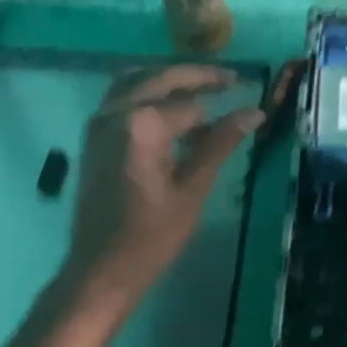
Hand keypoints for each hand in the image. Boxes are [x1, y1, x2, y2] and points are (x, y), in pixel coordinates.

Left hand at [66, 66, 263, 292]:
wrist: (99, 270)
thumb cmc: (151, 236)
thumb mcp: (193, 189)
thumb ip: (220, 143)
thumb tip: (254, 112)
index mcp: (141, 125)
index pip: (189, 103)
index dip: (219, 102)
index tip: (243, 95)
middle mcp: (115, 112)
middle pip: (160, 78)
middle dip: (196, 76)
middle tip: (229, 79)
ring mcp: (99, 122)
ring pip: (137, 81)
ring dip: (168, 79)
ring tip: (201, 89)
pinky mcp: (93, 135)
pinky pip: (122, 97)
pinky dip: (147, 93)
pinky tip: (171, 111)